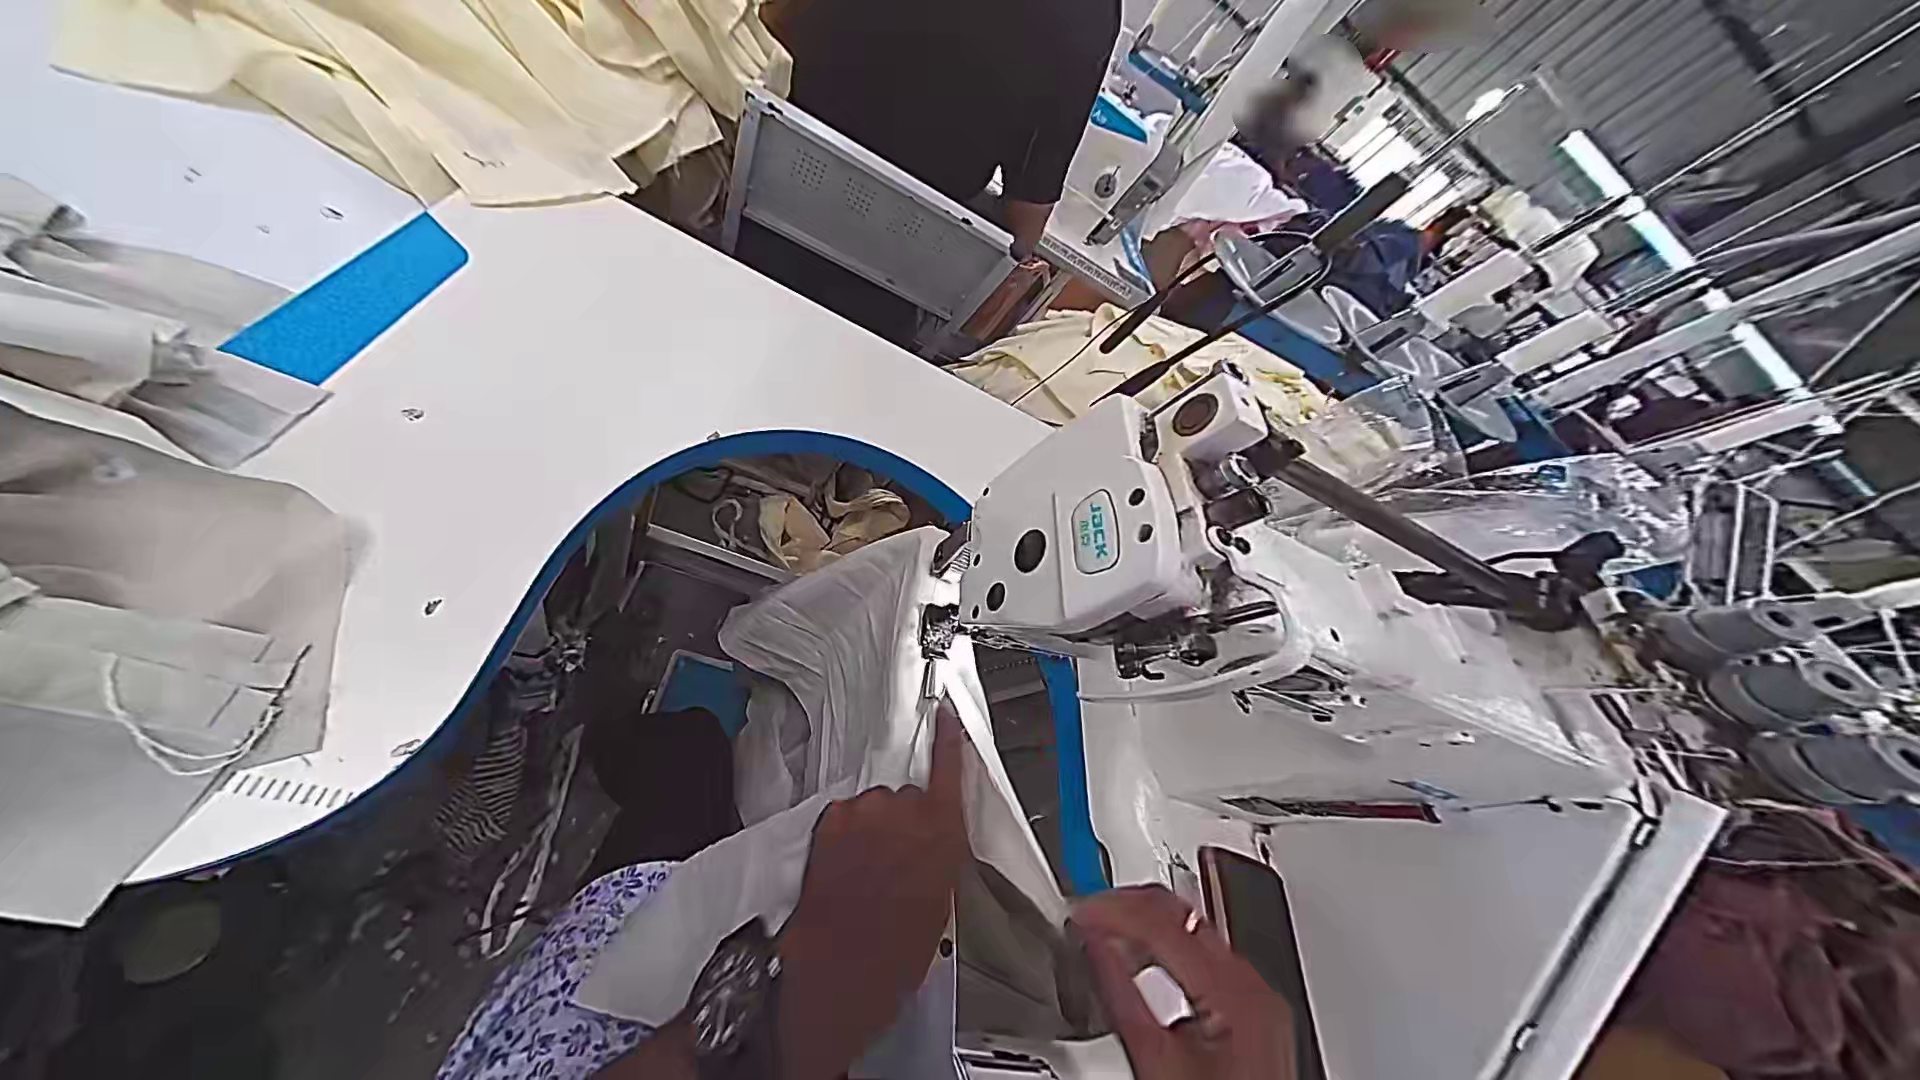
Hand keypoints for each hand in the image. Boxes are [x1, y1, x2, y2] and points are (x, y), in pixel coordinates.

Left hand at [775, 702, 967, 1079]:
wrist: (838, 970)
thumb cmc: (895, 949)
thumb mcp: (940, 900)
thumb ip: (938, 852)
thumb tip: (931, 841)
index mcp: (941, 831)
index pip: (949, 767)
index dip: (948, 736)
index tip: (945, 712)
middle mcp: (905, 812)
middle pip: (908, 796)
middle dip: (902, 821)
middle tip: (894, 860)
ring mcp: (866, 811)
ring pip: (875, 805)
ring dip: (872, 828)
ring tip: (866, 870)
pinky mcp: (833, 817)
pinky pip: (847, 814)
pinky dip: (846, 833)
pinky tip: (846, 867)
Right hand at [1072, 886, 1296, 1079]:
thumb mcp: (1156, 1065)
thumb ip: (1119, 996)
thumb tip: (1093, 943)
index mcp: (1234, 994)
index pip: (1162, 924)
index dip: (1113, 912)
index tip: (1080, 914)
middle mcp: (1251, 986)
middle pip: (1178, 914)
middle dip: (1126, 908)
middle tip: (1087, 914)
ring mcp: (1254, 996)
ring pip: (1188, 927)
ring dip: (1141, 923)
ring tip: (1102, 932)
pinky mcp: (1246, 1007)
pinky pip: (1199, 953)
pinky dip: (1161, 945)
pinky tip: (1134, 955)